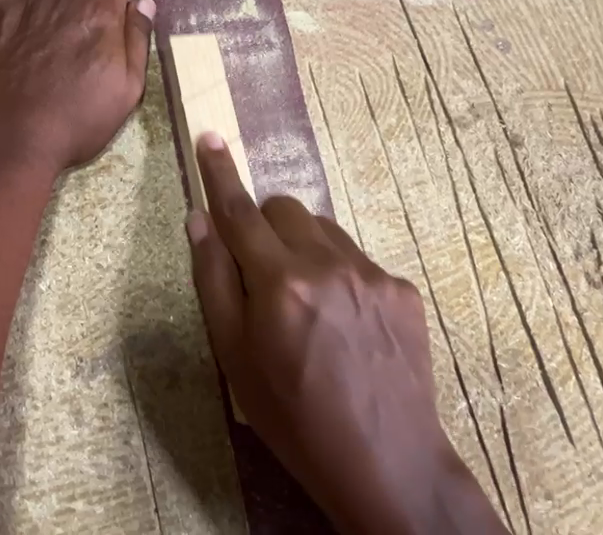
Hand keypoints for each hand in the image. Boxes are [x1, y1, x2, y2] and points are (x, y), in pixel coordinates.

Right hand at [187, 133, 506, 534]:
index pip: (240, 211)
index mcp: (279, 283)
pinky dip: (339, 274)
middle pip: (284, 210)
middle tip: (260, 273)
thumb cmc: (293, 417)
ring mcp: (372, 275)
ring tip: (306, 306)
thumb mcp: (234, 358)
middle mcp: (327, 265)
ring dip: (302, 247)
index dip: (220, 174)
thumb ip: (213, 281)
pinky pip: (357, 259)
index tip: (211, 138)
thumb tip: (199, 219)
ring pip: (322, 230)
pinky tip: (345, 324)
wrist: (386, 464)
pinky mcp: (403, 290)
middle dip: (264, 226)